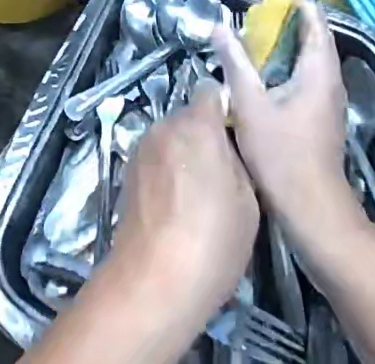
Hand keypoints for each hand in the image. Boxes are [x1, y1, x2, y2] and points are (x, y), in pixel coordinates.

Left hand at [101, 79, 258, 318]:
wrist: (151, 284)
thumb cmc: (211, 240)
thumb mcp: (248, 201)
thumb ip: (237, 160)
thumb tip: (226, 149)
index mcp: (198, 124)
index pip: (211, 91)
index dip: (225, 108)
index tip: (236, 134)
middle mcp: (165, 125)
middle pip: (189, 117)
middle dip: (204, 135)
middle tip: (221, 172)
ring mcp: (141, 148)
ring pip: (171, 139)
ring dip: (183, 154)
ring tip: (195, 195)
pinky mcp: (125, 172)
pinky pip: (155, 159)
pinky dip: (165, 172)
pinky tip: (173, 207)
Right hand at [213, 0, 365, 248]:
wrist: (313, 211)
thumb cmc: (282, 156)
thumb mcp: (250, 105)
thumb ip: (235, 62)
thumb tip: (220, 26)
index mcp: (320, 66)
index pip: (310, 11)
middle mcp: (330, 75)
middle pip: (309, 29)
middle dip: (278, 17)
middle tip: (245, 17)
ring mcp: (328, 95)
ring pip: (306, 52)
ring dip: (279, 40)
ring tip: (246, 41)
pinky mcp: (321, 111)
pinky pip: (304, 71)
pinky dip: (282, 62)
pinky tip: (257, 76)